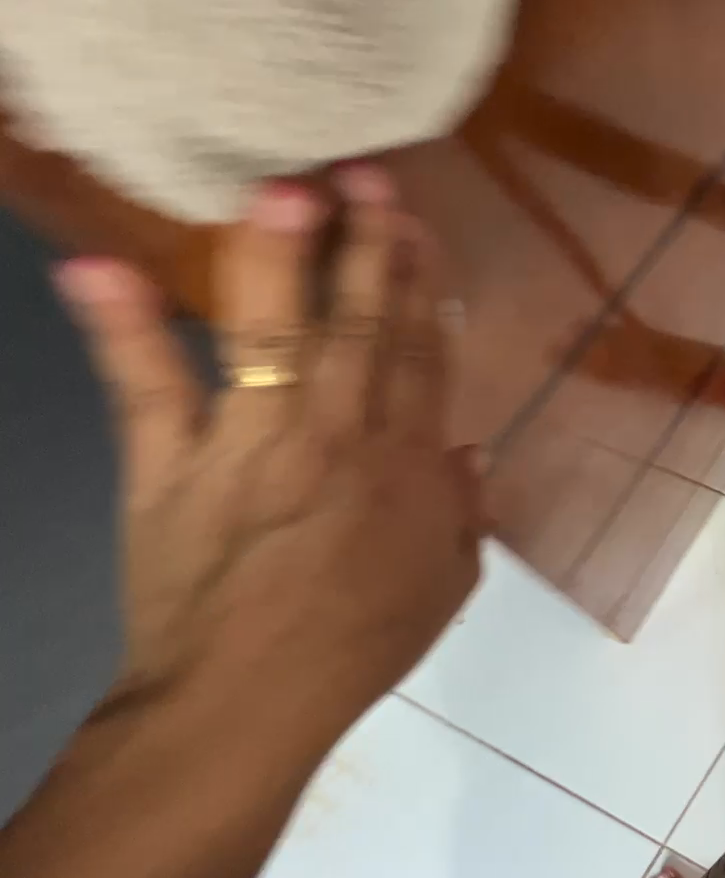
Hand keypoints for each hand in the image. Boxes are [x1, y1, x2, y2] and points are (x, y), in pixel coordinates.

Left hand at [53, 167, 484, 729]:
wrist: (249, 700)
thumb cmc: (366, 637)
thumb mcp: (451, 576)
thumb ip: (465, 507)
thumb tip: (470, 448)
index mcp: (411, 466)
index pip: (421, 357)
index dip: (422, 289)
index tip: (417, 229)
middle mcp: (340, 439)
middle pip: (360, 328)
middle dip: (367, 250)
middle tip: (364, 177)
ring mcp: (252, 446)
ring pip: (273, 338)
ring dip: (276, 263)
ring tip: (280, 192)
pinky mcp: (169, 468)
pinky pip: (147, 393)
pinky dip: (122, 331)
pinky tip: (100, 267)